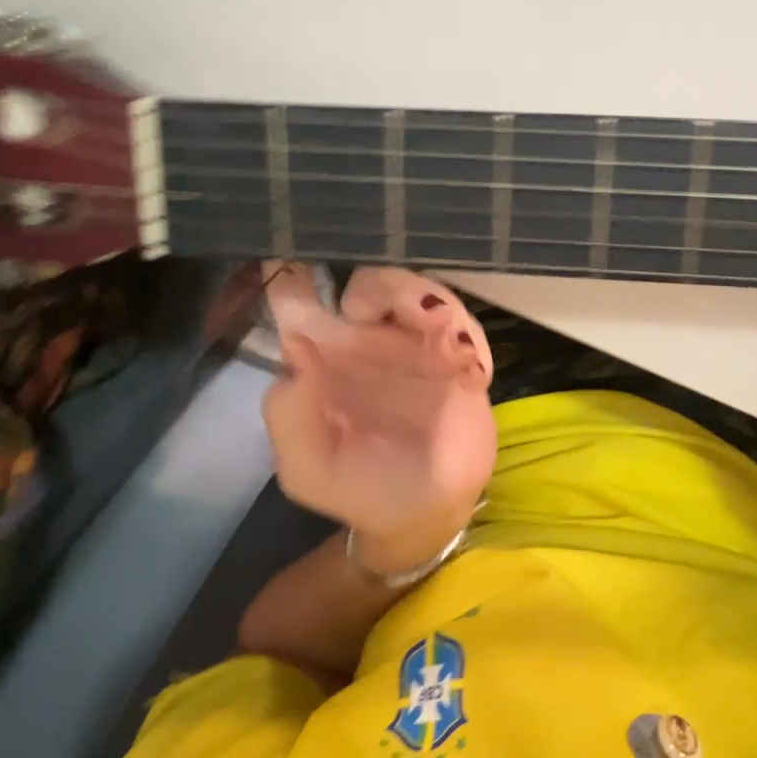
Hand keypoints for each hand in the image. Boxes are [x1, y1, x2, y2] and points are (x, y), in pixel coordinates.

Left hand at [261, 264, 495, 569]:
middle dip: (378, 278)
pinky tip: (467, 365)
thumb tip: (297, 347)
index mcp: (322, 355)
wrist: (424, 513)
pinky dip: (464, 332)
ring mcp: (415, 343)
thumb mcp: (307, 468)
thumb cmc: (358, 486)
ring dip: (423, 296)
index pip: (295, 296)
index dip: (290, 266)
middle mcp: (367, 337)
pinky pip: (463, 326)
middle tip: (378, 305)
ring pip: (418, 291)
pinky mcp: (459, 356)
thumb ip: (290, 414)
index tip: (296, 244)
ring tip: (434, 323)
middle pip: (369, 279)